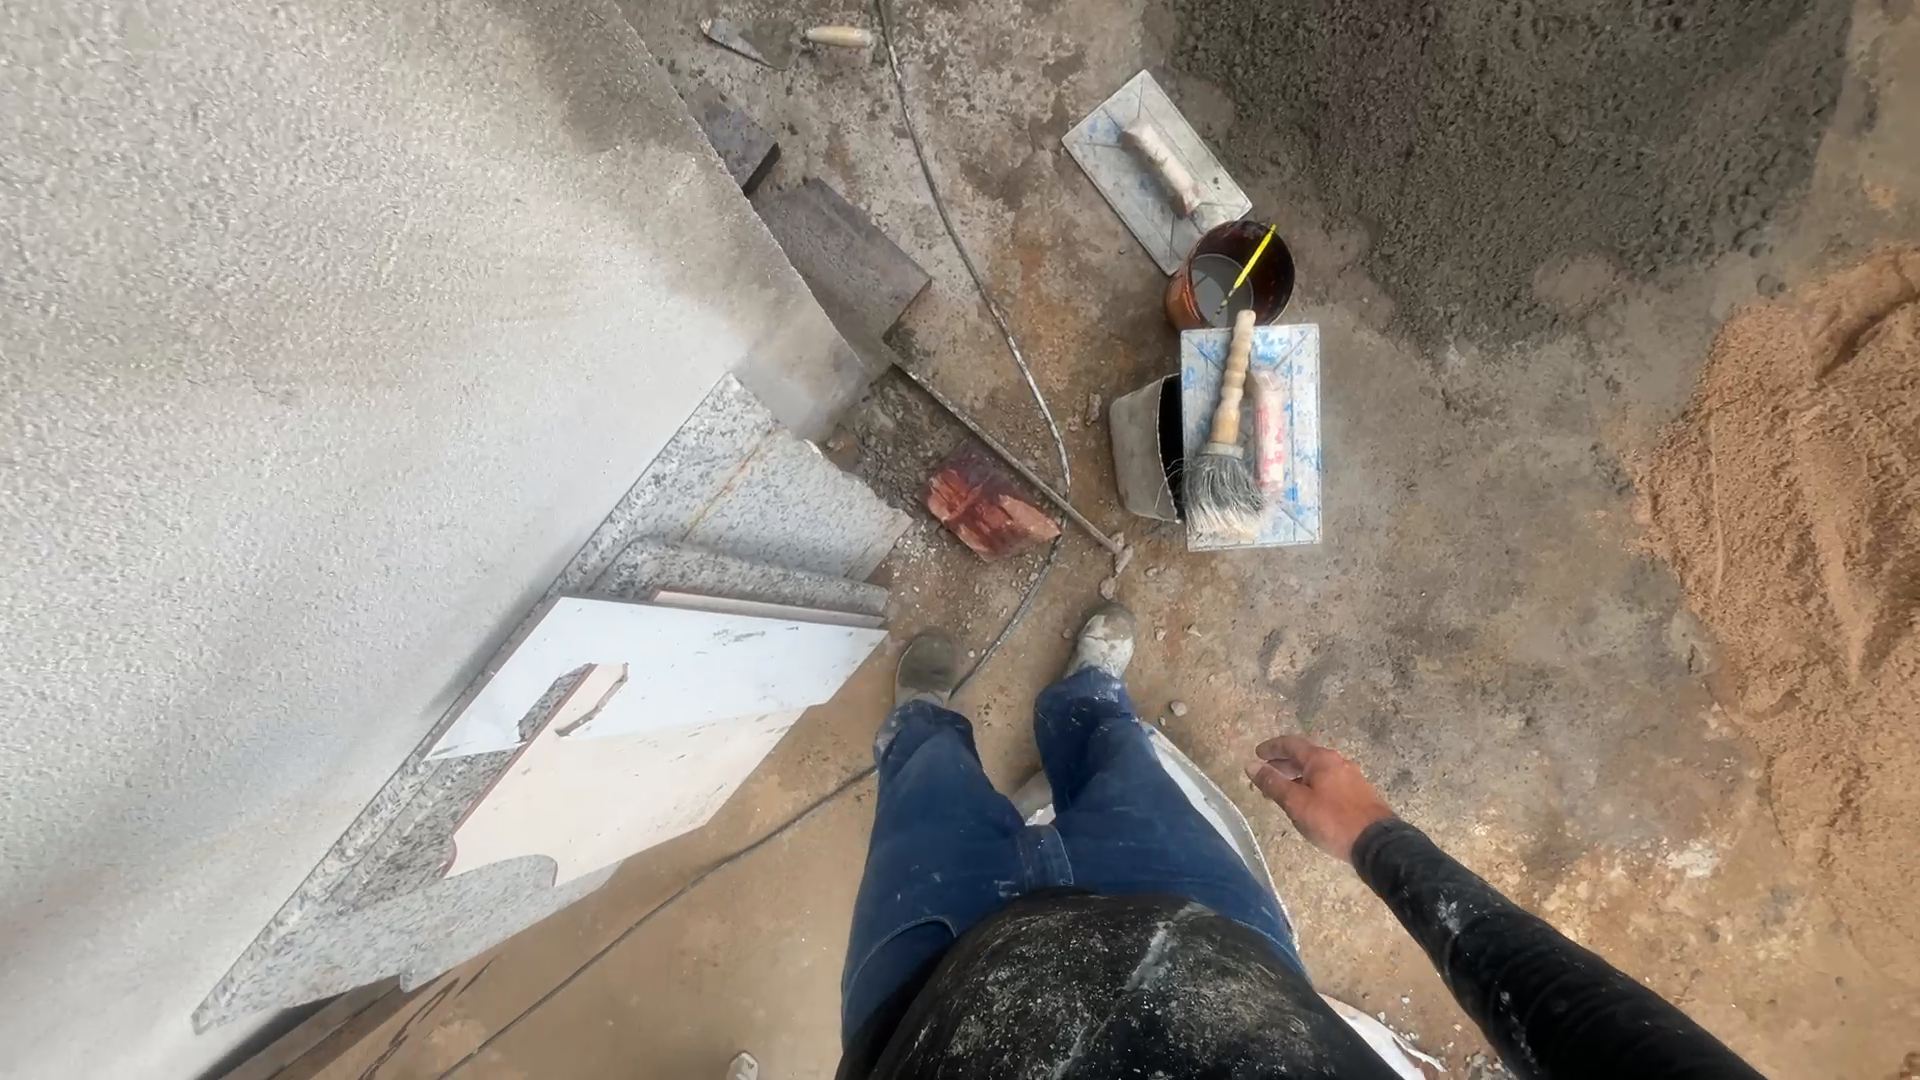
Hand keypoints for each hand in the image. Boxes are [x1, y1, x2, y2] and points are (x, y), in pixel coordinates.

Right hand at [1244, 735, 1394, 863]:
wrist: (1379, 844)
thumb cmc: (1332, 819)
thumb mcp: (1295, 802)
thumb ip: (1272, 783)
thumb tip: (1251, 765)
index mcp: (1320, 759)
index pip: (1290, 743)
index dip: (1271, 748)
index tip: (1257, 754)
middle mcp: (1337, 762)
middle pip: (1305, 756)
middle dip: (1283, 763)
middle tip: (1267, 774)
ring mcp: (1351, 778)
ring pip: (1317, 771)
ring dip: (1298, 776)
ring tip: (1285, 792)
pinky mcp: (1360, 795)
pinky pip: (1329, 782)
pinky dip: (1312, 785)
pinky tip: (1309, 802)